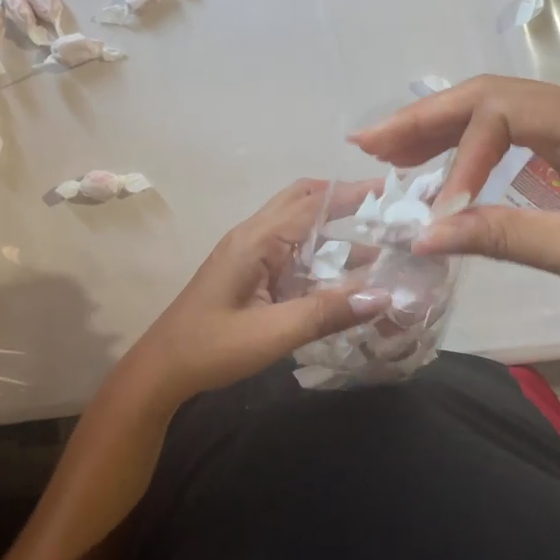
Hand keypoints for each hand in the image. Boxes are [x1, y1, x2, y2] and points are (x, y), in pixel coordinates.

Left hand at [117, 180, 391, 401]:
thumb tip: (386, 295)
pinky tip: (350, 279)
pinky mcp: (250, 277)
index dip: (354, 193)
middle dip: (347, 202)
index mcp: (256, 241)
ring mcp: (250, 257)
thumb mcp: (273, 333)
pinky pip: (292, 255)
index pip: (312, 201)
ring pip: (300, 230)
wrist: (163, 369)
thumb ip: (328, 312)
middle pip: (304, 202)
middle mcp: (253, 238)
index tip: (396, 190)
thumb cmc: (212, 347)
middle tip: (392, 213)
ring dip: (337, 234)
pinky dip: (322, 257)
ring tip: (386, 246)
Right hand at [349, 76, 559, 337]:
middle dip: (429, 120)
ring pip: (505, 115)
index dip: (458, 155)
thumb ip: (500, 234)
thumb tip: (422, 236)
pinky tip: (445, 169)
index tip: (435, 212)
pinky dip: (478, 152)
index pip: (503, 111)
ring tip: (390, 153)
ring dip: (447, 132)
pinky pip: (523, 139)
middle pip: (495, 98)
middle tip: (369, 145)